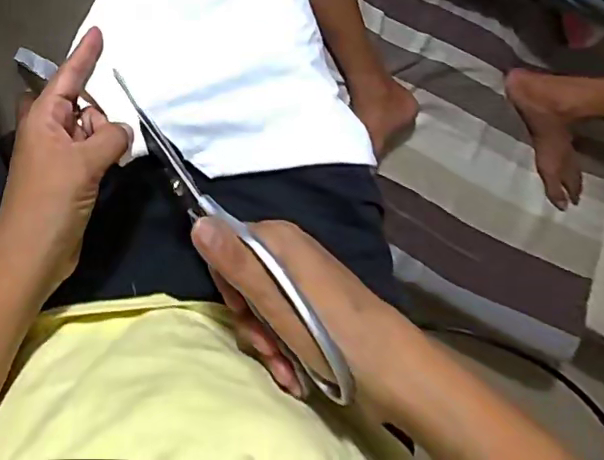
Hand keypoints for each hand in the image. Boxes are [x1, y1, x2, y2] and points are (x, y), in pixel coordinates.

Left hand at [0, 28, 130, 301]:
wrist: (32, 253)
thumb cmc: (49, 201)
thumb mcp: (83, 164)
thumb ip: (110, 138)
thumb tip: (123, 130)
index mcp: (42, 116)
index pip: (67, 76)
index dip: (84, 54)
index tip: (98, 31)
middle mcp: (48, 128)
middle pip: (84, 103)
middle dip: (101, 112)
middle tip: (104, 142)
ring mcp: (59, 153)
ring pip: (92, 128)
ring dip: (106, 137)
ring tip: (106, 161)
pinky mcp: (70, 175)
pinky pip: (94, 150)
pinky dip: (106, 153)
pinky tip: (116, 160)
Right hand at [191, 218, 409, 415]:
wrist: (406, 380)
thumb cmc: (335, 337)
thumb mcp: (275, 303)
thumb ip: (235, 262)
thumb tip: (197, 223)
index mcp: (277, 237)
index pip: (224, 245)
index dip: (226, 284)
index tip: (240, 317)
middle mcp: (289, 249)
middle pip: (242, 277)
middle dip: (249, 321)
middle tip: (266, 351)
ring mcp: (305, 278)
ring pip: (261, 303)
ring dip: (266, 341)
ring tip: (286, 372)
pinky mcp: (318, 305)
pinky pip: (284, 317)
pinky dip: (284, 346)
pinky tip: (296, 374)